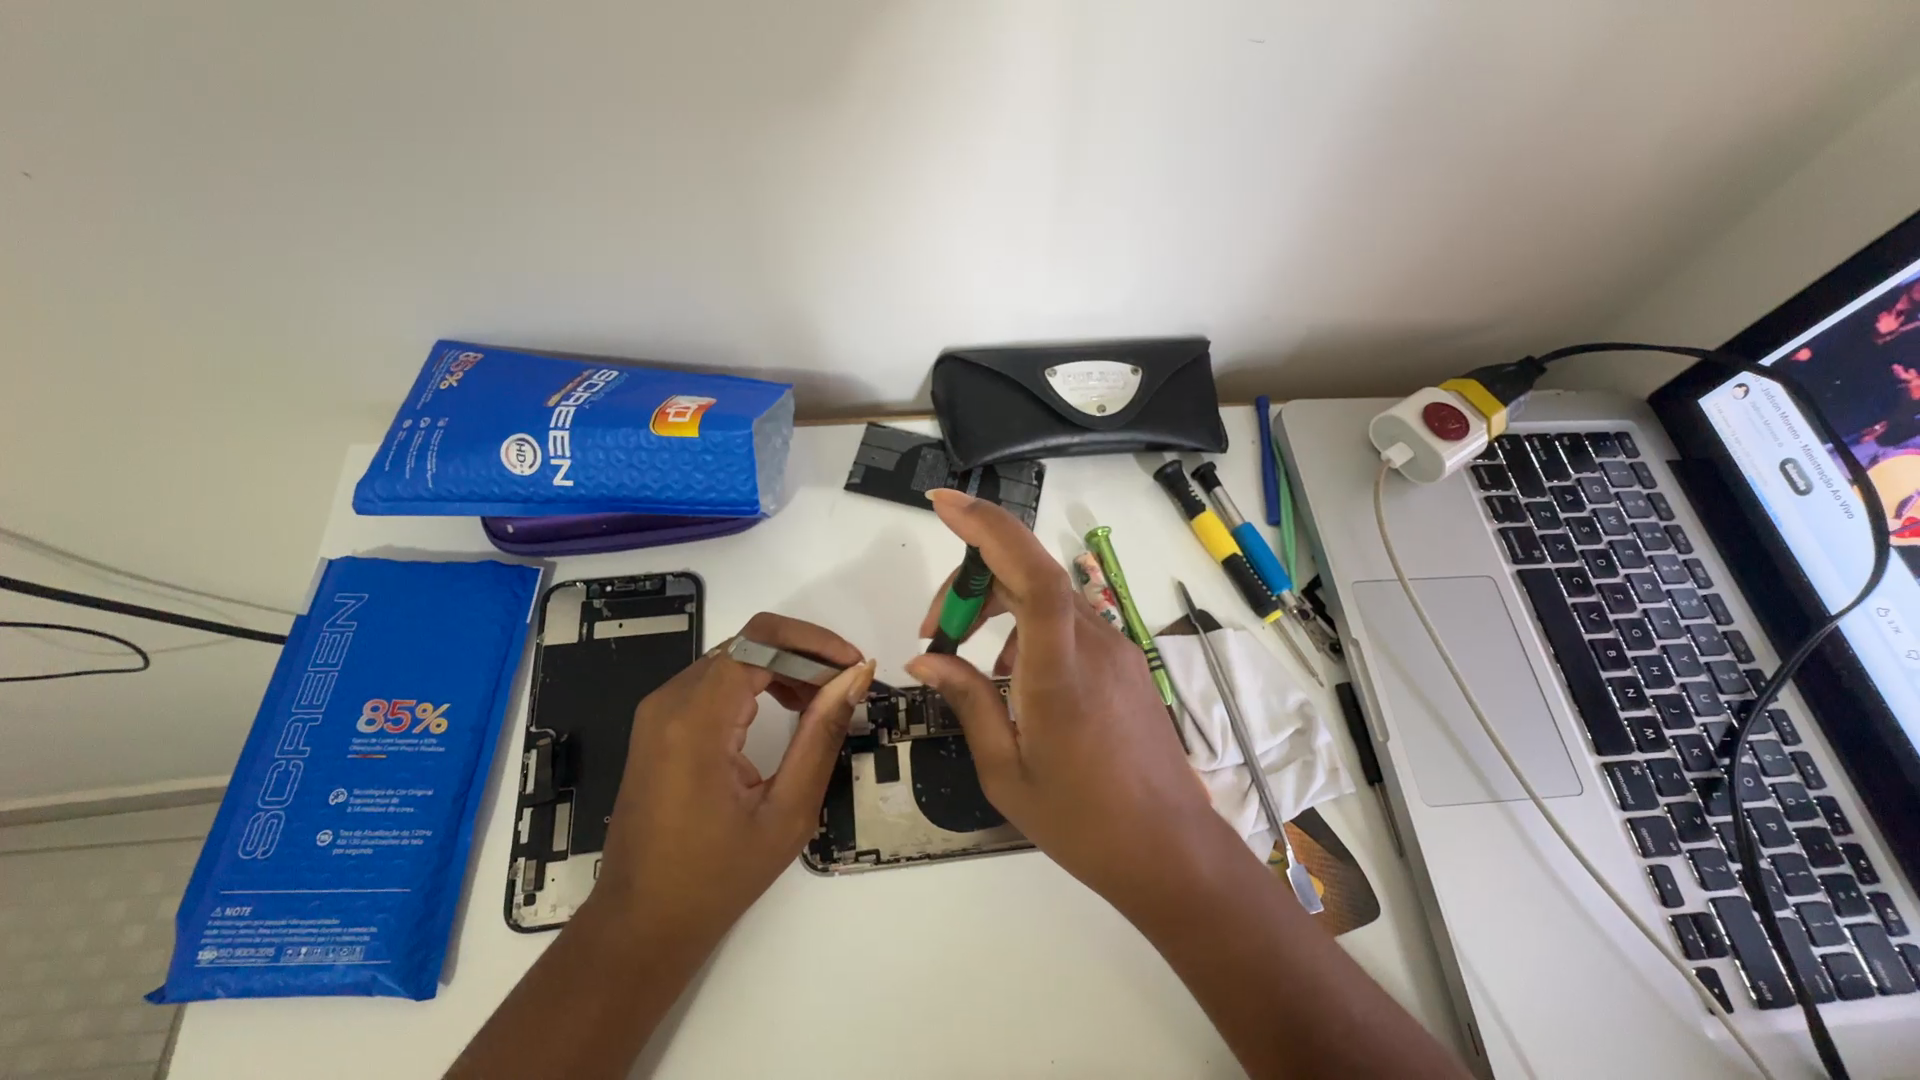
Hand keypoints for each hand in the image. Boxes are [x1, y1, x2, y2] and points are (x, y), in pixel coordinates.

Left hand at [590, 613, 873, 945]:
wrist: (642, 921)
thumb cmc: (717, 877)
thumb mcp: (786, 811)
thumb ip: (821, 735)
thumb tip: (855, 677)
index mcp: (696, 721)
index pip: (760, 642)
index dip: (814, 644)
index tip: (854, 668)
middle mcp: (669, 703)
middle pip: (746, 643)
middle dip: (803, 654)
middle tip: (845, 686)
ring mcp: (658, 713)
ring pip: (731, 658)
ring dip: (782, 667)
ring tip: (822, 701)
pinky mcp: (658, 726)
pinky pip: (713, 682)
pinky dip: (755, 684)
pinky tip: (785, 710)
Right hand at [906, 490, 1226, 907]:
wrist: (1170, 852)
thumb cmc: (1081, 822)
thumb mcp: (1006, 771)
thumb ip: (967, 701)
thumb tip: (925, 659)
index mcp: (1060, 672)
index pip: (1030, 572)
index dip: (988, 527)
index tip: (943, 504)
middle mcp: (1095, 645)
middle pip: (1029, 576)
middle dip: (971, 583)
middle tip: (934, 631)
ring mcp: (1118, 651)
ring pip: (1049, 598)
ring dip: (999, 608)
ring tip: (968, 661)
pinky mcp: (1127, 664)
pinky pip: (1069, 624)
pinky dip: (1029, 630)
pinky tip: (1013, 676)